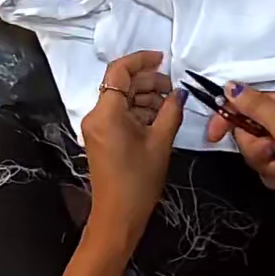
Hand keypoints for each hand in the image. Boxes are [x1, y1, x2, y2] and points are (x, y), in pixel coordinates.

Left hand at [80, 51, 184, 250]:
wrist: (117, 216)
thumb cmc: (139, 181)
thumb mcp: (161, 143)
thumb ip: (170, 112)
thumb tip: (178, 93)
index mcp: (106, 112)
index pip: (118, 71)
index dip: (141, 60)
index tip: (163, 59)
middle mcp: (95, 115)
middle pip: (120, 84)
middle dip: (148, 82)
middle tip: (173, 90)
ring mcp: (95, 127)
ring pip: (121, 99)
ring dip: (144, 98)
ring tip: (169, 107)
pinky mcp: (100, 138)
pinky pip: (118, 115)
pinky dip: (137, 112)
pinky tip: (157, 119)